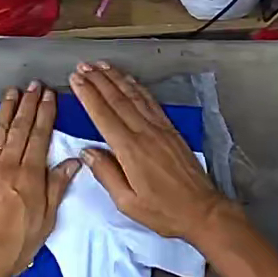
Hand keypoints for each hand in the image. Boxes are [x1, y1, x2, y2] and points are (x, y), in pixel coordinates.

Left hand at [0, 82, 79, 276]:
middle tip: (34, 85)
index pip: (40, 135)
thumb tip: (72, 161)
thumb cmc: (16, 243)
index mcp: (29, 174)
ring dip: (6, 111)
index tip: (49, 96)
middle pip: (19, 128)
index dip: (45, 113)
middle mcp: (7, 165)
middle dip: (28, 105)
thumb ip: (57, 186)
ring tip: (12, 93)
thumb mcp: (47, 219)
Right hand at [69, 61, 242, 245]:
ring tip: (102, 65)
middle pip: (118, 100)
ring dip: (117, 79)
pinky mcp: (171, 130)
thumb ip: (106, 173)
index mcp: (131, 150)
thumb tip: (87, 151)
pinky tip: (130, 81)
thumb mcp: (127, 202)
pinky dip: (138, 89)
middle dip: (98, 80)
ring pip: (135, 97)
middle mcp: (146, 133)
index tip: (76, 80)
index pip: (104, 116)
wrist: (201, 209)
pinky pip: (151, 103)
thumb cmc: (162, 211)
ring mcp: (161, 129)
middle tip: (83, 65)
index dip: (88, 95)